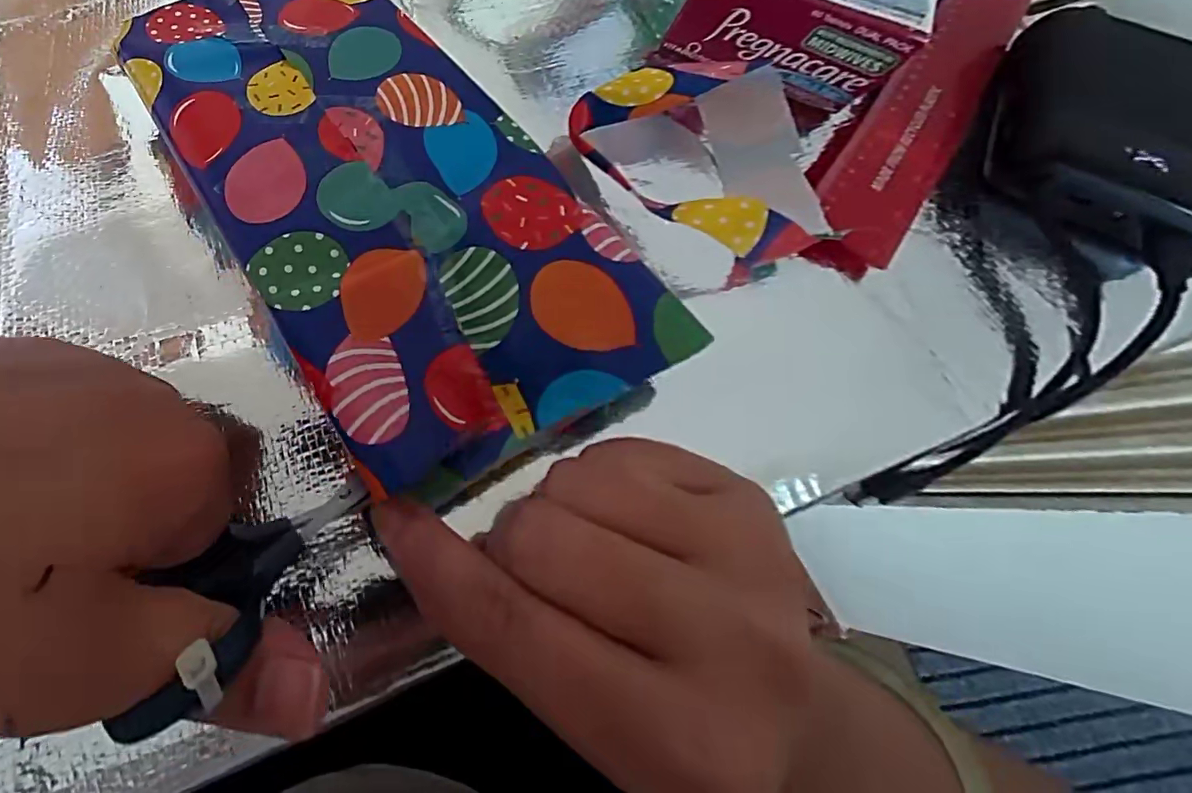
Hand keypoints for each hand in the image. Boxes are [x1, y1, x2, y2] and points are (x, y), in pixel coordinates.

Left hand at [0, 338, 328, 740]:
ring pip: (118, 453)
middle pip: (176, 487)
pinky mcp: (23, 354)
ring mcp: (88, 364)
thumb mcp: (85, 664)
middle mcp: (159, 393)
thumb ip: (216, 667)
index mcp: (191, 457)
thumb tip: (315, 688)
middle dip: (129, 543)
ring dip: (81, 500)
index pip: (228, 537)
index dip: (168, 588)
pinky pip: (62, 418)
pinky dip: (33, 457)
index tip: (91, 615)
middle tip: (35, 589)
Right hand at [372, 438, 974, 792]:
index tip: (394, 519)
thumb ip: (509, 636)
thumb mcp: (589, 724)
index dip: (438, 568)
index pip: (517, 630)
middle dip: (512, 544)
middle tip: (534, 568)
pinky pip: (617, 451)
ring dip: (555, 507)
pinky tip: (628, 520)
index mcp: (673, 739)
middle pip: (539, 538)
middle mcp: (724, 643)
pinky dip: (599, 480)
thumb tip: (426, 536)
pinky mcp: (749, 497)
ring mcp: (746, 555)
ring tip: (590, 545)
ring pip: (574, 480)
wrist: (797, 712)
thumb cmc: (675, 729)